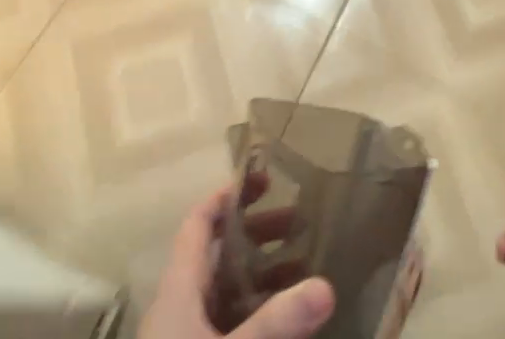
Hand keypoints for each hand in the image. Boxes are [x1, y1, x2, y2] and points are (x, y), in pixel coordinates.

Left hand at [138, 183, 335, 338]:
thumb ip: (277, 324)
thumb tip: (327, 285)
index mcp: (178, 294)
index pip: (198, 227)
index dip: (226, 199)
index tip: (264, 179)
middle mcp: (179, 312)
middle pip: (217, 257)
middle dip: (258, 235)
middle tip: (302, 223)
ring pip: (225, 294)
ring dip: (262, 276)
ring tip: (307, 269)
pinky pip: (230, 326)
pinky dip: (259, 315)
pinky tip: (290, 324)